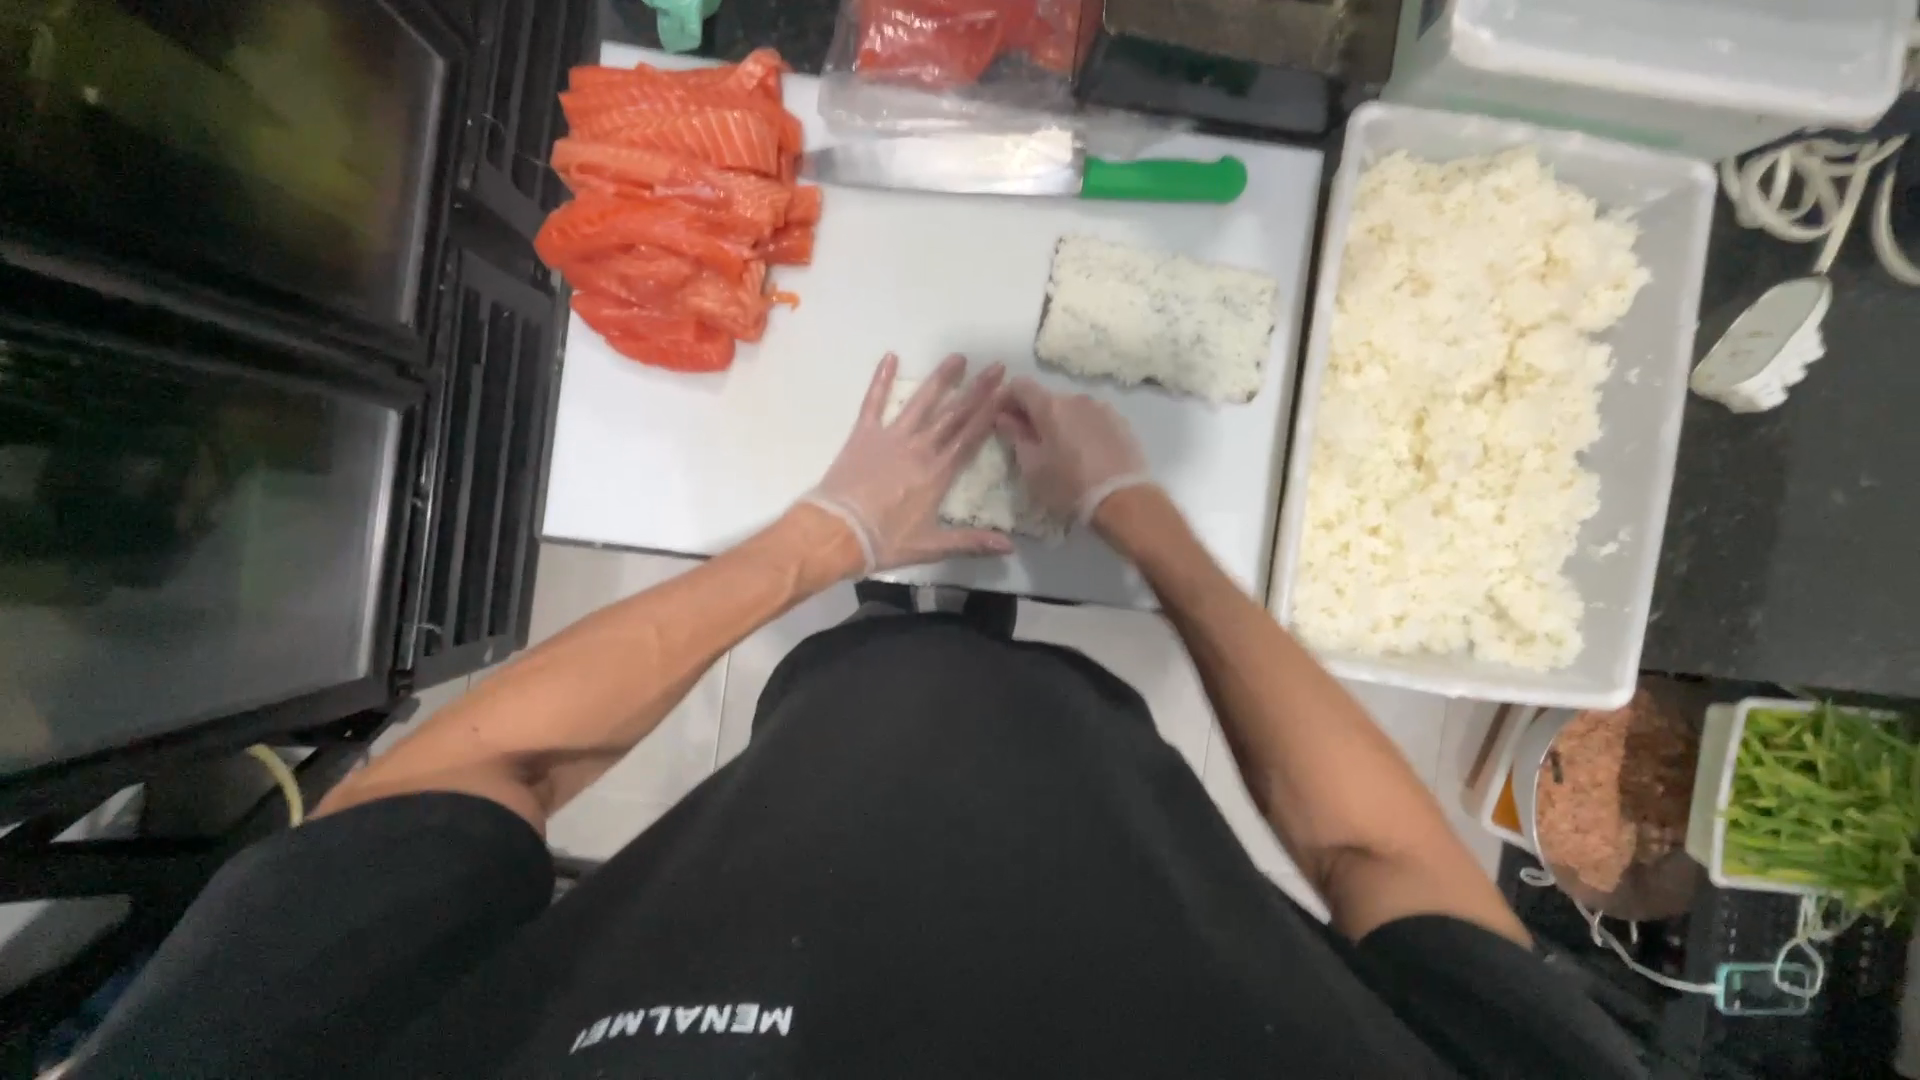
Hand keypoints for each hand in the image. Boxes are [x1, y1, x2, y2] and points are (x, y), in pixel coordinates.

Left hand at [803, 353, 1015, 572]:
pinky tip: (890, 357)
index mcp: (938, 473)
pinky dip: (881, 379)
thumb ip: (972, 542)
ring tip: (958, 357)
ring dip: (940, 379)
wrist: (836, 532)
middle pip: (954, 414)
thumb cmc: (883, 541)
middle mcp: (919, 448)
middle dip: (977, 390)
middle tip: (996, 367)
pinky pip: (873, 402)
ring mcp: (890, 437)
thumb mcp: (930, 546)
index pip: (971, 437)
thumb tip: (1010, 548)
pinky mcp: (863, 435)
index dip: (991, 413)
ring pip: (921, 402)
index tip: (1007, 392)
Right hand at [998, 378, 1154, 528]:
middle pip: (1047, 398)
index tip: (1002, 419)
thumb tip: (1004, 418)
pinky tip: (1086, 453)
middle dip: (1034, 414)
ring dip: (1060, 422)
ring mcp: (1102, 408)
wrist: (1123, 499)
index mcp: (1050, 406)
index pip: (1020, 385)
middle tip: (1030, 441)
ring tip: (1062, 450)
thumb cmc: (1068, 486)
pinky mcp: (1121, 422)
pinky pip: (1093, 419)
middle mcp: (1076, 398)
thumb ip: (1015, 437)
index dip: (1006, 398)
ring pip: (1071, 408)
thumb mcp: (1032, 467)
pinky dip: (1082, 429)